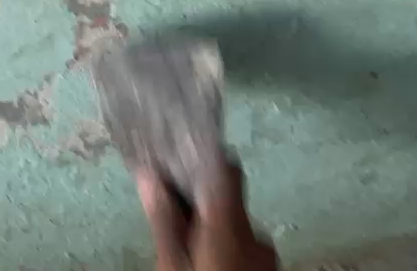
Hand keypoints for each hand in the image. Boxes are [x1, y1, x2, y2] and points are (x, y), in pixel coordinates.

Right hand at [138, 162, 281, 270]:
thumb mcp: (171, 266)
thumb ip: (163, 219)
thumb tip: (148, 174)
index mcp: (231, 224)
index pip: (226, 168)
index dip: (202, 156)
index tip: (176, 156)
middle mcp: (257, 235)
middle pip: (227, 200)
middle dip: (199, 203)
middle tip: (170, 216)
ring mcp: (268, 260)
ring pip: (235, 228)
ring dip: (212, 230)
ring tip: (185, 250)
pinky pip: (245, 250)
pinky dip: (226, 251)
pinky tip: (205, 266)